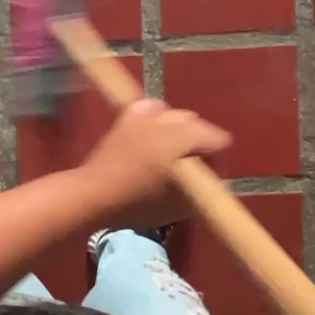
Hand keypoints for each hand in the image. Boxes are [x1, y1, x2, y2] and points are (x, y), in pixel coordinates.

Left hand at [76, 98, 229, 226]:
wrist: (95, 193)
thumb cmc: (138, 203)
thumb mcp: (181, 207)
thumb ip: (207, 193)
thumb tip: (218, 183)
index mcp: (185, 139)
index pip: (219, 141)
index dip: (217, 162)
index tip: (206, 180)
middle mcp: (169, 120)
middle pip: (199, 125)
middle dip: (199, 146)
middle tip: (188, 170)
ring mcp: (146, 114)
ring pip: (176, 115)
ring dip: (179, 133)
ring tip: (168, 155)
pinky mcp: (128, 116)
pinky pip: (153, 108)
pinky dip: (158, 118)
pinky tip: (153, 135)